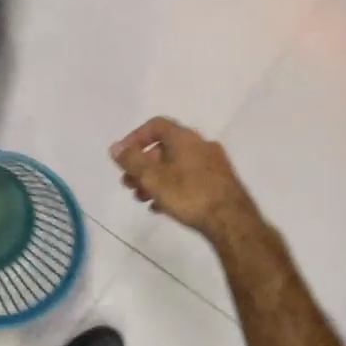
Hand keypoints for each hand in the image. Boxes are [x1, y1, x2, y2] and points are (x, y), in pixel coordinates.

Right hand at [111, 116, 249, 234]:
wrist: (231, 220)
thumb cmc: (188, 194)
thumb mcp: (152, 177)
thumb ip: (131, 160)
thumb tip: (115, 147)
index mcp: (184, 138)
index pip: (155, 125)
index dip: (135, 138)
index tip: (123, 157)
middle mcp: (200, 145)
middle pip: (164, 148)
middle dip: (142, 165)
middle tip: (128, 184)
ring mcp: (213, 164)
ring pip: (176, 165)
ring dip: (154, 179)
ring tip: (142, 198)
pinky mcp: (219, 182)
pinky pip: (189, 179)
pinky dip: (171, 188)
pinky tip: (162, 207)